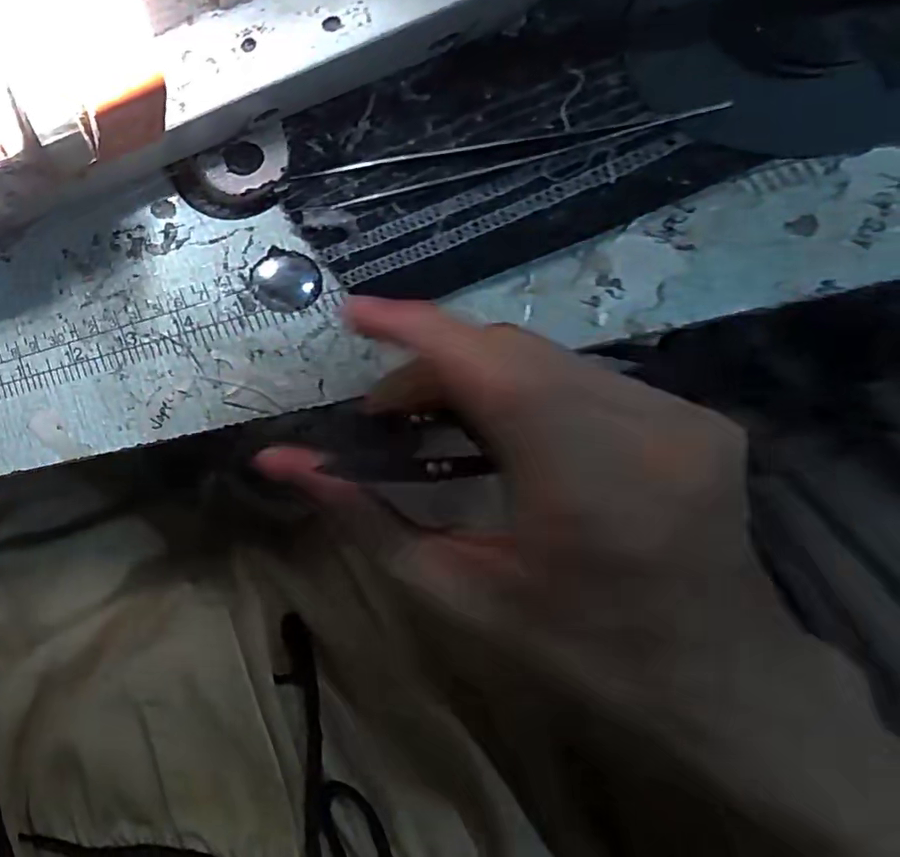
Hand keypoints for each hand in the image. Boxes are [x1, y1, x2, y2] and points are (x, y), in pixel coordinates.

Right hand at [259, 298, 899, 853]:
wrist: (724, 681)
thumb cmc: (571, 643)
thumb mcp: (445, 585)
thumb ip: (356, 511)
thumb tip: (271, 458)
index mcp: (591, 486)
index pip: (495, 371)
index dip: (417, 328)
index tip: (351, 313)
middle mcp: (649, 434)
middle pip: (505, 352)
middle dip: (425, 364)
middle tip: (379, 417)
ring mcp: (682, 418)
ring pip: (534, 353)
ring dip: (462, 370)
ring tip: (424, 421)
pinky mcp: (690, 415)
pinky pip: (567, 367)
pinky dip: (505, 379)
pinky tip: (485, 423)